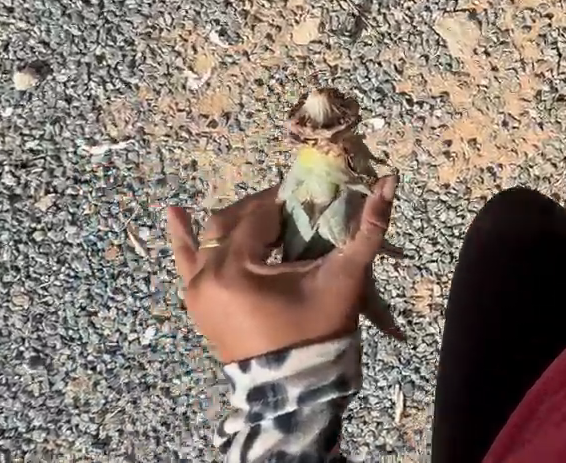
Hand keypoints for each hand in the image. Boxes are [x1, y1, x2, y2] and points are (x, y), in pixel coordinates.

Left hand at [165, 175, 397, 362]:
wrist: (295, 384)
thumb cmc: (319, 326)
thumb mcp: (345, 274)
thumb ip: (369, 226)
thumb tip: (391, 179)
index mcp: (237, 269)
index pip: (259, 215)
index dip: (285, 203)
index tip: (309, 200)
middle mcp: (206, 277)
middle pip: (230, 221)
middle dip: (261, 209)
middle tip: (292, 208)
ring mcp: (196, 292)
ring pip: (208, 237)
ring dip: (235, 220)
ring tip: (258, 207)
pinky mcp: (197, 304)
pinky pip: (184, 262)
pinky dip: (182, 237)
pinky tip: (174, 213)